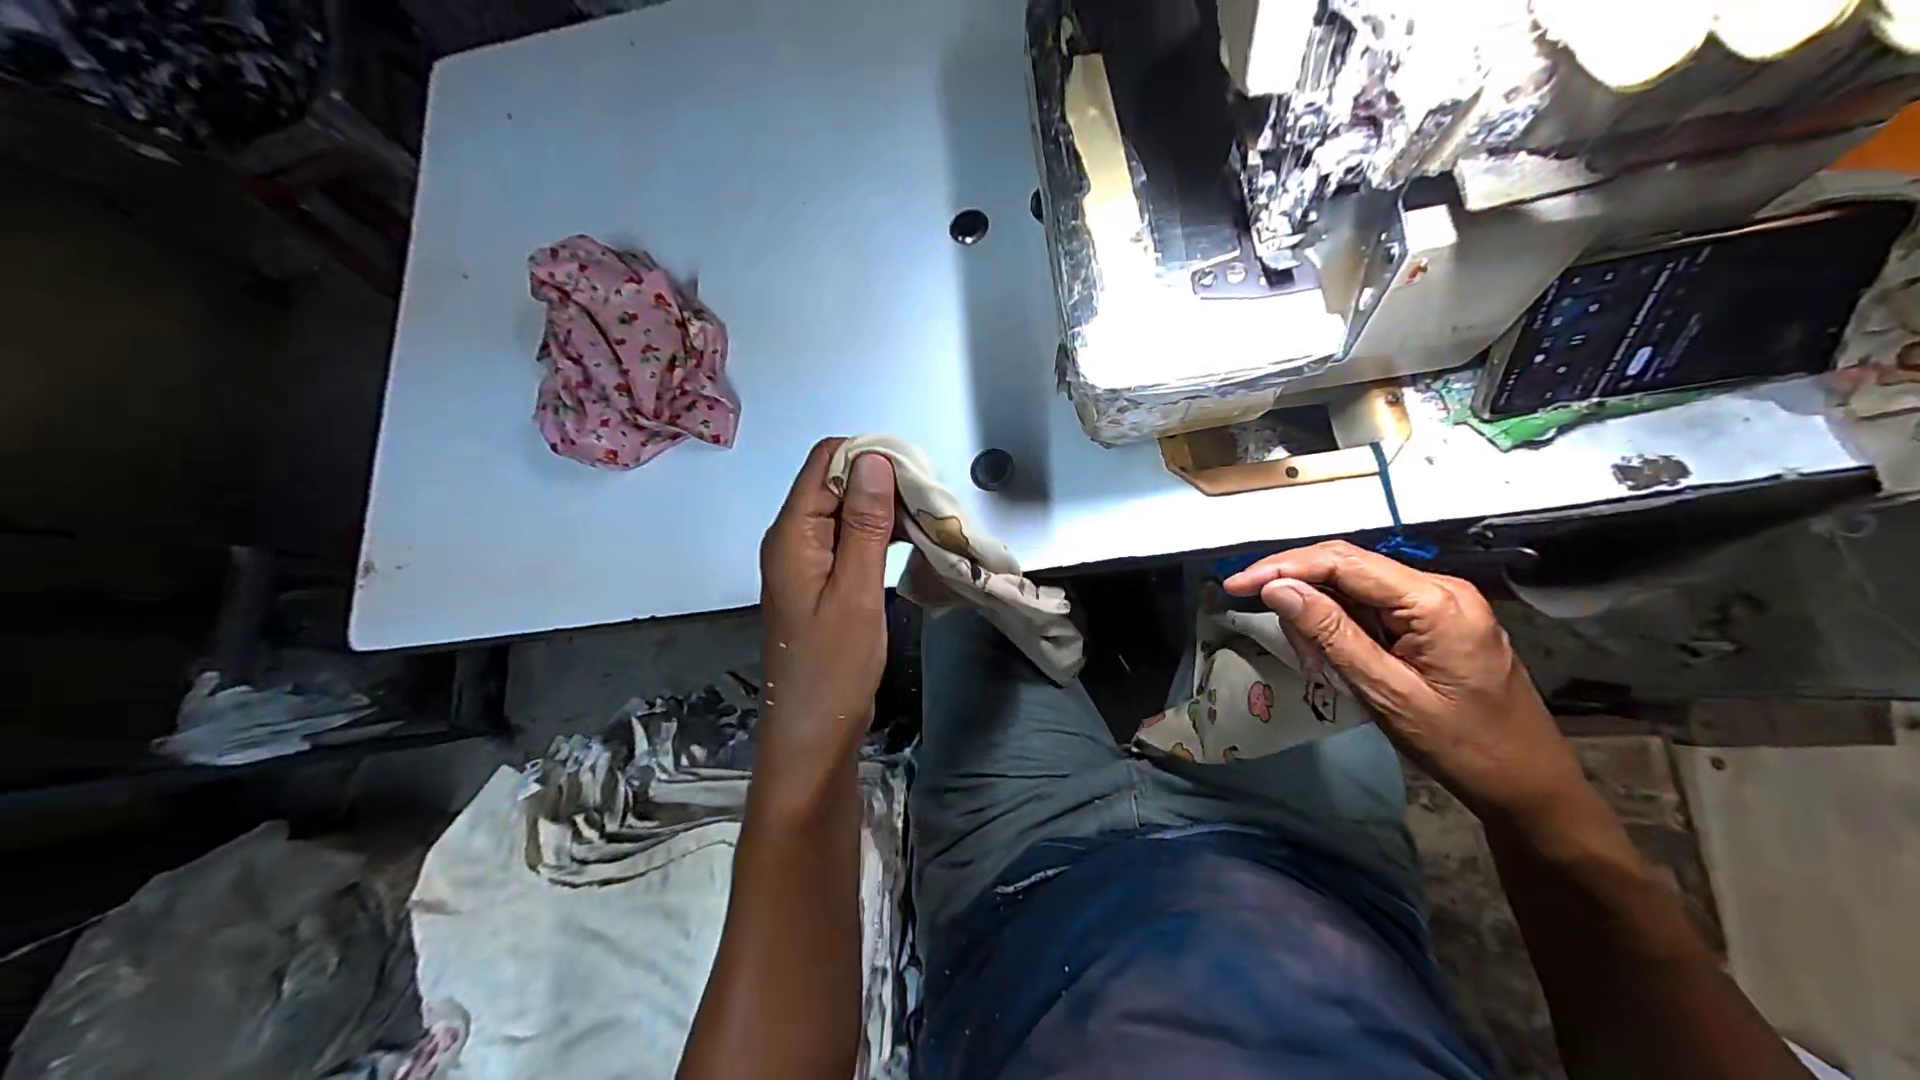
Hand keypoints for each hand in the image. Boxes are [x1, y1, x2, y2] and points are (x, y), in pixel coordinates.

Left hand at [754, 438, 896, 810]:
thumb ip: (865, 524)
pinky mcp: (823, 578)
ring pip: (848, 509)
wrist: (815, 731)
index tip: (917, 476)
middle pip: (837, 480)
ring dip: (887, 510)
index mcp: (793, 534)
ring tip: (930, 522)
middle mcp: (794, 538)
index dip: (871, 456)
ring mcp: (808, 559)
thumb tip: (874, 460)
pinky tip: (912, 543)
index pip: (827, 461)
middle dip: (884, 482)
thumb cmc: (833, 668)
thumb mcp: (856, 592)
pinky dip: (881, 534)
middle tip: (931, 503)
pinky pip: (851, 538)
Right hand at [1224, 541, 1585, 827]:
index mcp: (1435, 601)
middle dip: (1297, 590)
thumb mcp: (1387, 692)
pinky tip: (1332, 656)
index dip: (1282, 567)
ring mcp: (1438, 603)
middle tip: (1268, 626)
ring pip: (1354, 588)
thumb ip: (1331, 633)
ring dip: (1319, 615)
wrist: (1529, 785)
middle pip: (1346, 567)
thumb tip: (1278, 588)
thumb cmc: (1464, 746)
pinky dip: (1340, 627)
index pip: (1342, 562)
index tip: (1236, 584)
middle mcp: (1438, 589)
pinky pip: (1371, 607)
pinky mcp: (1433, 621)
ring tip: (1313, 662)